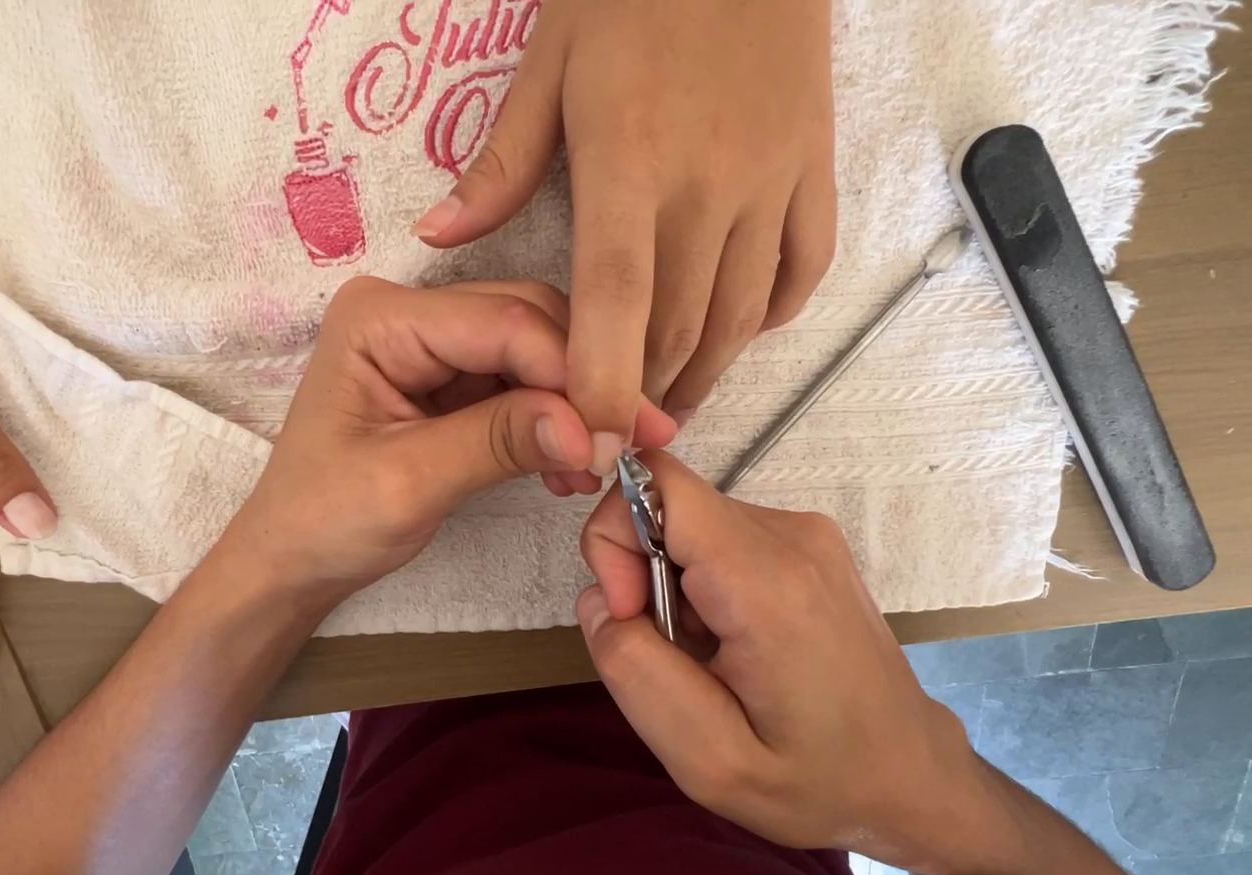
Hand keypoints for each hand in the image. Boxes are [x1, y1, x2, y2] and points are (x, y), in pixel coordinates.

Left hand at [219, 278, 676, 602]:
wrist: (292, 562)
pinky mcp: (450, 385)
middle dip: (581, 384)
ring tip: (598, 466)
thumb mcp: (410, 482)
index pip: (503, 324)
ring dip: (572, 407)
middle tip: (633, 443)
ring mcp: (432, 348)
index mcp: (382, 318)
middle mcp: (410, 315)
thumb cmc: (327, 521)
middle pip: (526, 324)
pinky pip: (520, 388)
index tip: (621, 435)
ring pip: (533, 354)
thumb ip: (498, 442)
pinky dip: (552, 424)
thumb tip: (592, 429)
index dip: (570, 376)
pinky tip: (570, 466)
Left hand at [413, 0, 836, 472]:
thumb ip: (498, 166)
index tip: (589, 435)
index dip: (604, 380)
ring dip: (703, 373)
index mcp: (629, 162)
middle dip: (646, 393)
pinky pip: (801, 271)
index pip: (617, 297)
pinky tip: (735, 337)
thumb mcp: (548, 63)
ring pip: (740, 316)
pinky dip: (768, 320)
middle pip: (678, 326)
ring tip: (667, 402)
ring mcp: (771, 182)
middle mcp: (708, 186)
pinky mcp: (813, 171)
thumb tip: (438, 237)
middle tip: (616, 428)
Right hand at [574, 452, 1011, 874]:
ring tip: (709, 659)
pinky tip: (731, 645)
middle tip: (673, 656)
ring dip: (669, 588)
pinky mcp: (805, 543)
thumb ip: (635, 671)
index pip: (656, 483)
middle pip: (665, 506)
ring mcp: (805, 533)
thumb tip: (599, 600)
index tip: (629, 617)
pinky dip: (699, 587)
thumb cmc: (818, 783)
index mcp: (768, 582)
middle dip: (638, 576)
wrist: (912, 777)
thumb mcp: (708, 762)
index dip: (615, 539)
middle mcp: (791, 533)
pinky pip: (716, 540)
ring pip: (686, 526)